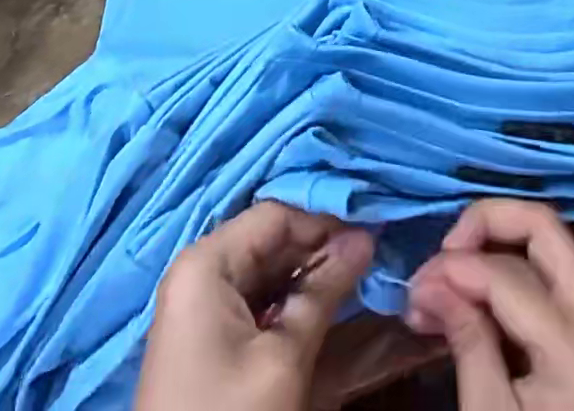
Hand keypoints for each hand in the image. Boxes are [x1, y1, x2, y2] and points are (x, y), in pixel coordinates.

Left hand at [138, 201, 374, 410]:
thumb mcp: (283, 356)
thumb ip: (323, 291)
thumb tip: (365, 239)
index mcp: (206, 260)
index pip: (274, 216)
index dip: (323, 221)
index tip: (371, 232)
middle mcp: (200, 268)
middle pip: (269, 239)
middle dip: (319, 246)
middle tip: (373, 255)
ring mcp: (202, 300)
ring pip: (265, 269)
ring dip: (309, 273)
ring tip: (360, 275)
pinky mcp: (209, 330)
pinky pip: (256, 296)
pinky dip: (290, 298)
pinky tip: (326, 303)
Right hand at [405, 200, 573, 410]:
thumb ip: (466, 341)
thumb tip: (429, 281)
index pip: (503, 271)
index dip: (451, 269)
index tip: (414, 291)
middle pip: (543, 226)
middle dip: (484, 222)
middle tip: (442, 254)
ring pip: (547, 244)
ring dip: (493, 246)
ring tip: (446, 281)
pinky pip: (549, 278)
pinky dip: (507, 271)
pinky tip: (472, 299)